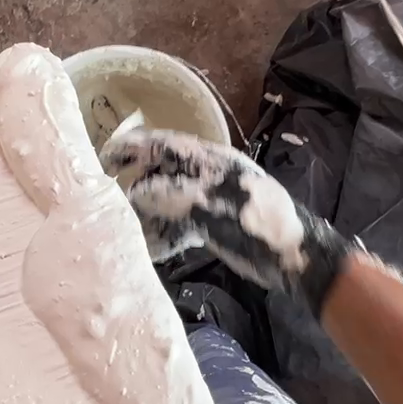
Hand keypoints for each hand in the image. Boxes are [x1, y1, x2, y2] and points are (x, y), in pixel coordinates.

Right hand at [100, 129, 351, 314]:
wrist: (298, 259)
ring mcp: (213, 199)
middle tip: (109, 197)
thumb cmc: (260, 228)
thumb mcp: (214, 210)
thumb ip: (173, 198)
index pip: (165, 144)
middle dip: (135, 182)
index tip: (104, 158)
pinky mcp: (216, 223)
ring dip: (148, 214)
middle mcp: (211, 175)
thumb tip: (137, 193)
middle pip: (163, 170)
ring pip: (169, 199)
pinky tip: (153, 248)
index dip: (133, 148)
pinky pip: (181, 223)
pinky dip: (165, 233)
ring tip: (128, 228)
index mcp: (214, 162)